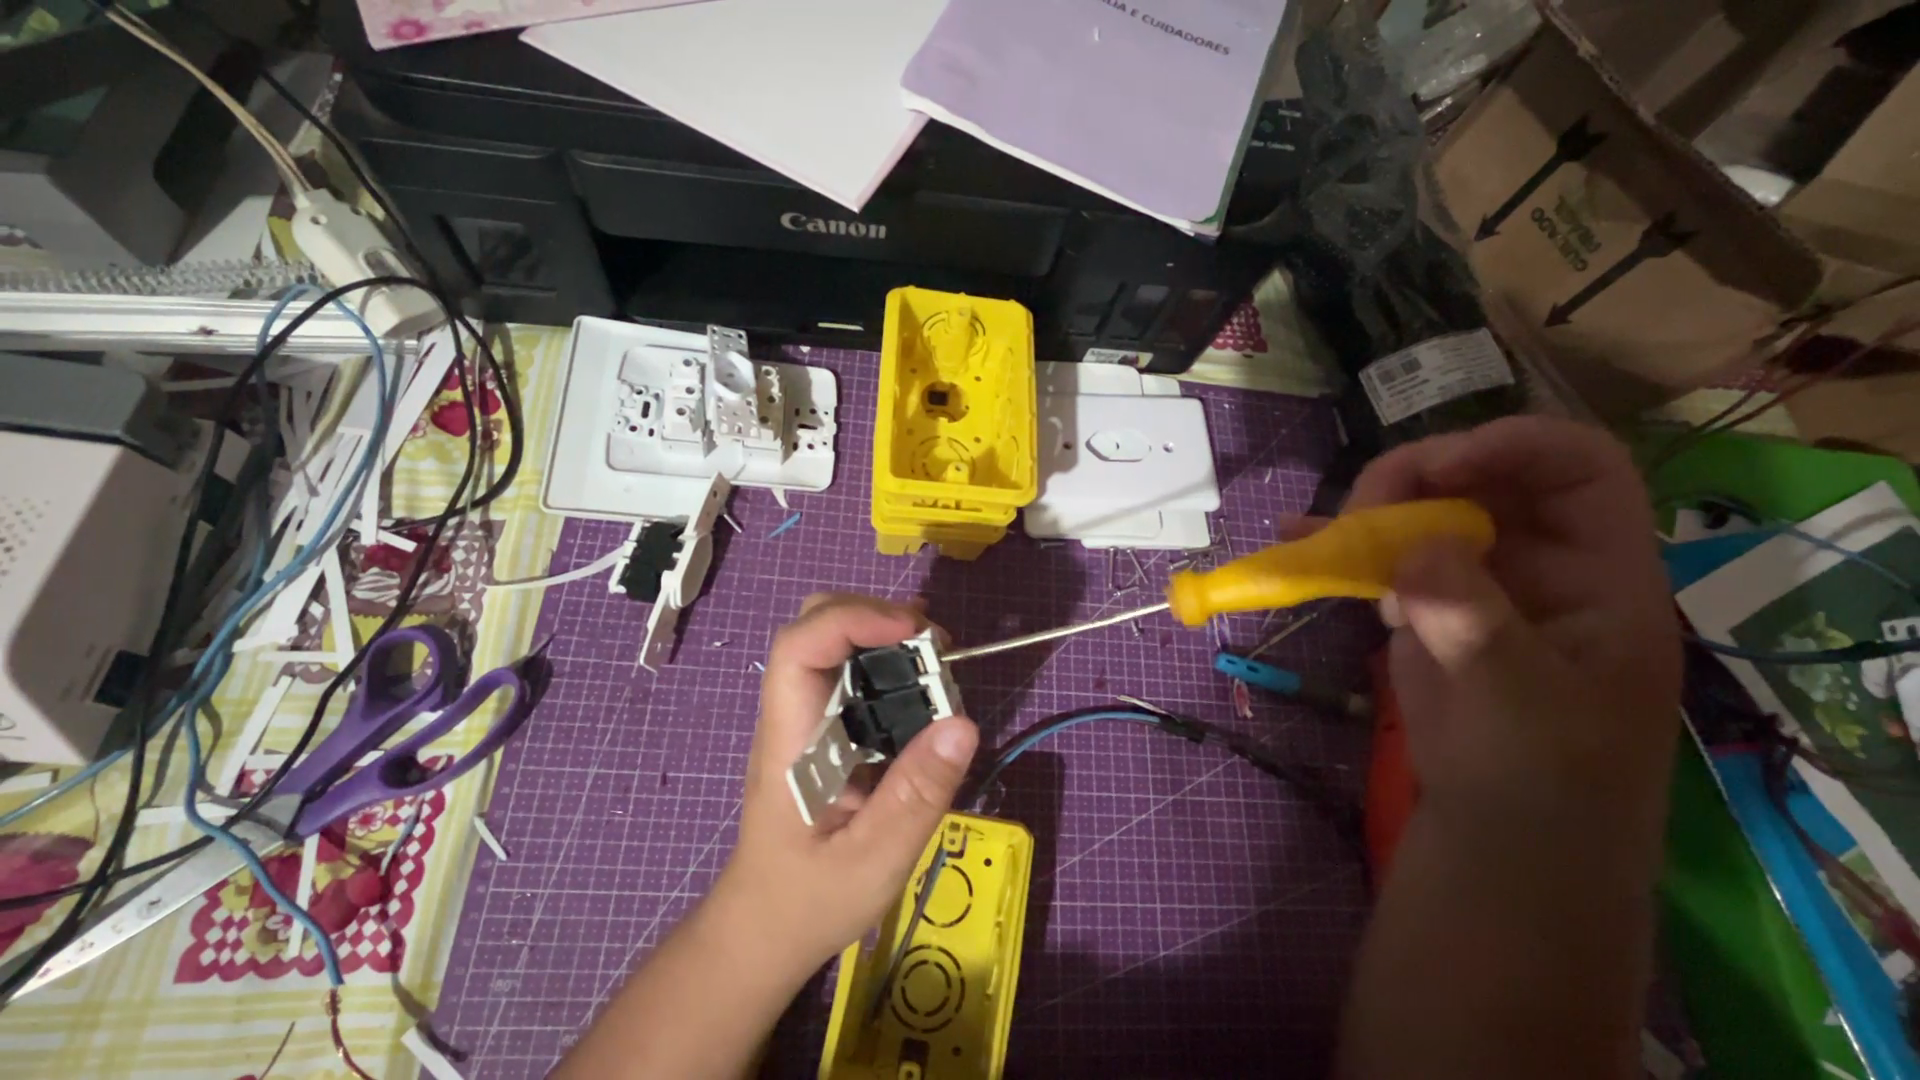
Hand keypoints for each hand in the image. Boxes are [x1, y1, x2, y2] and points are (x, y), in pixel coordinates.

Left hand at [710, 593, 978, 978]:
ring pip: (833, 644)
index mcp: (791, 739)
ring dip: (884, 636)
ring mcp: (808, 722)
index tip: (915, 631)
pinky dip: (890, 665)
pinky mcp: (828, 733)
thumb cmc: (811, 899)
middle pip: (813, 627)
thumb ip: (917, 795)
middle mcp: (794, 716)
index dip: (854, 619)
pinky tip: (925, 686)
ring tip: (939, 660)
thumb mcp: (874, 860)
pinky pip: (853, 677)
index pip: (800, 646)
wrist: (767, 929)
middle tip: (934, 644)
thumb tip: (964, 722)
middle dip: (873, 617)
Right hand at [1349, 416, 1681, 867]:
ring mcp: (1478, 583)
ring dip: (1374, 508)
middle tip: (1366, 506)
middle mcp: (1542, 563)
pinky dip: (1342, 546)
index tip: (1442, 466)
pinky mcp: (1426, 607)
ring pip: (1427, 511)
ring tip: (1328, 531)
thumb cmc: (1543, 778)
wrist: (1504, 836)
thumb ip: (1476, 625)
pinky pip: (1385, 557)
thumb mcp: (1523, 705)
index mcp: (1601, 575)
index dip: (1519, 447)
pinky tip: (1299, 538)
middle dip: (1423, 477)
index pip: (1583, 471)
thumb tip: (1418, 549)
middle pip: (1487, 479)